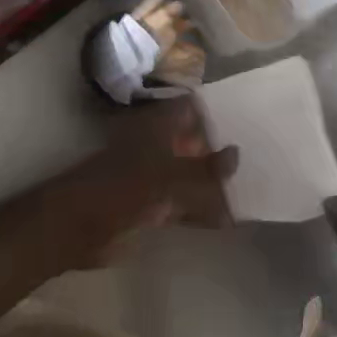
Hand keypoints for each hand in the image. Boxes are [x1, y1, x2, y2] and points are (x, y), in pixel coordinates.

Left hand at [59, 97, 237, 258]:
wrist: (78, 227)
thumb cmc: (123, 189)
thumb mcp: (170, 176)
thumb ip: (206, 168)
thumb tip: (236, 152)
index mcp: (157, 128)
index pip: (190, 108)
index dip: (214, 112)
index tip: (245, 120)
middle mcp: (157, 147)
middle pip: (194, 143)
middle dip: (219, 152)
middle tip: (258, 156)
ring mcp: (153, 177)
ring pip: (190, 176)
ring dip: (213, 184)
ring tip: (249, 188)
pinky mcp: (150, 206)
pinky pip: (183, 206)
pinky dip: (202, 212)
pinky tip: (228, 220)